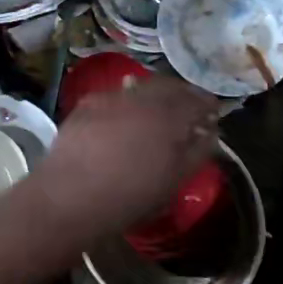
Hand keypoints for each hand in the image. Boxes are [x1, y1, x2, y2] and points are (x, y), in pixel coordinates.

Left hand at [18, 77, 218, 244]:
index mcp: (169, 116)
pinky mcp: (87, 104)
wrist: (68, 197)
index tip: (214, 112)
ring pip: (142, 87)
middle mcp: (142, 97)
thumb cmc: (128, 196)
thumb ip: (197, 153)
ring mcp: (112, 97)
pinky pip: (117, 96)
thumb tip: (211, 134)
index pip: (197, 99)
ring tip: (159, 112)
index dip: (208, 104)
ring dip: (156, 95)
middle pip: (170, 86)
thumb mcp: (173, 181)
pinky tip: (125, 118)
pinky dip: (129, 102)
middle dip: (184, 94)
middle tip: (190, 108)